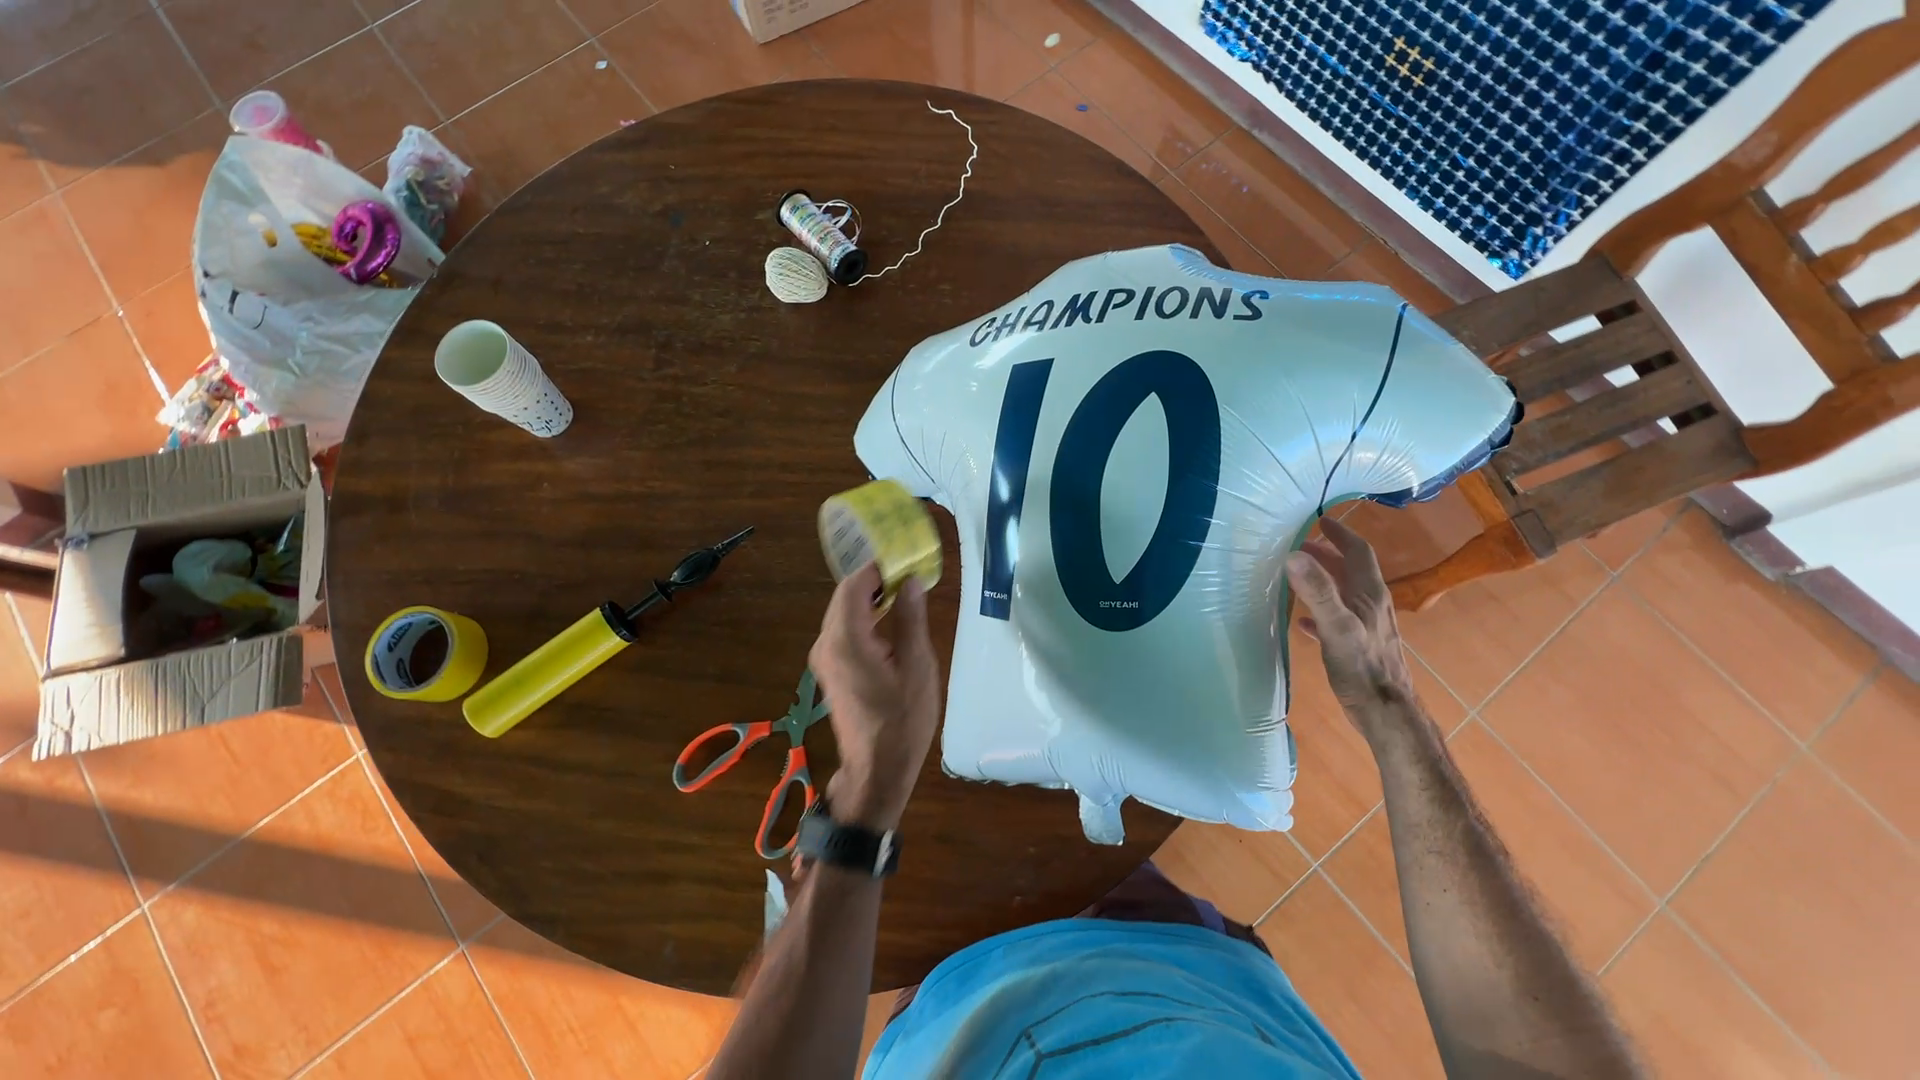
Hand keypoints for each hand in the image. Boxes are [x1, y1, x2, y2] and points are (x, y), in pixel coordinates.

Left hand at [808, 563, 942, 830]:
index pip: (854, 585)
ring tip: (904, 595)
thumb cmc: (903, 720)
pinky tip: (889, 624)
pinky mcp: (829, 672)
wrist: (878, 770)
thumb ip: (910, 620)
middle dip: (874, 582)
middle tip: (908, 574)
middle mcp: (826, 644)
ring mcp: (824, 660)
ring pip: (842, 614)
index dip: (877, 567)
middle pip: (844, 598)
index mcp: (847, 639)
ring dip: (869, 601)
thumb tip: (910, 582)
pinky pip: (843, 633)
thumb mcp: (917, 667)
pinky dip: (863, 620)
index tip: (905, 559)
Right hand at [1284, 516, 1423, 746]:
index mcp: (1369, 595)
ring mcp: (1368, 626)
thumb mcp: (1337, 627)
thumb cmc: (1362, 669)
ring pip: (1346, 593)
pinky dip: (1321, 612)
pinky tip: (1304, 621)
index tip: (1321, 520)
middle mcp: (1372, 605)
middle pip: (1352, 570)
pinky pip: (1338, 620)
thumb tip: (1295, 555)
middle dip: (1330, 554)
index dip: (1341, 534)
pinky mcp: (1360, 647)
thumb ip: (1317, 591)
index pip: (1358, 553)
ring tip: (1300, 574)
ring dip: (1325, 579)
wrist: (1386, 712)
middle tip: (1303, 544)